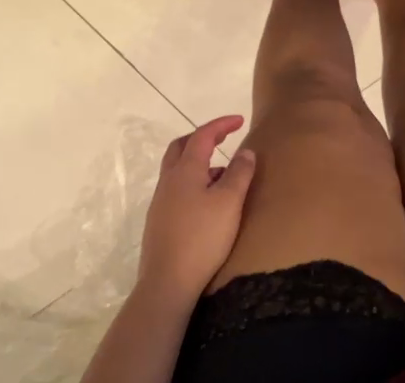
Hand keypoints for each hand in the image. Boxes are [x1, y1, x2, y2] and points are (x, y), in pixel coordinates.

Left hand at [135, 115, 256, 302]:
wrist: (167, 283)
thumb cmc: (202, 237)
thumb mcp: (230, 202)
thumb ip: (239, 172)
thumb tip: (245, 151)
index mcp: (185, 171)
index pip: (202, 135)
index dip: (221, 124)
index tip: (240, 121)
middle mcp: (168, 182)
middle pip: (180, 148)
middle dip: (202, 137)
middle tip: (223, 138)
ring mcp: (160, 203)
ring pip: (178, 171)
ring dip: (199, 163)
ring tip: (223, 174)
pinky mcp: (159, 223)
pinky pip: (177, 190)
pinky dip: (194, 183)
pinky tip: (209, 203)